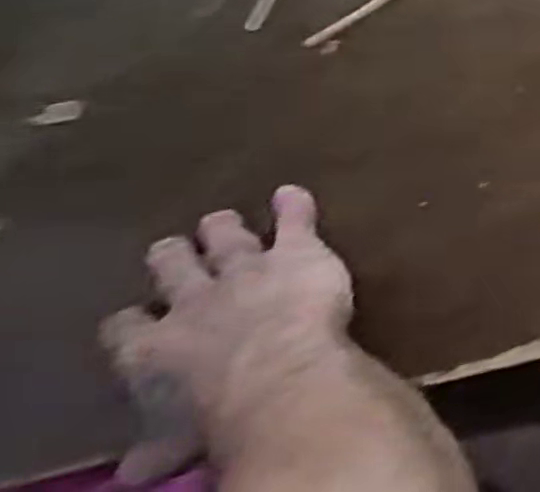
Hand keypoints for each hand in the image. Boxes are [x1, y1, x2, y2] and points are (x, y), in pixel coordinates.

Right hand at [98, 186, 353, 482]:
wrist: (277, 372)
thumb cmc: (224, 415)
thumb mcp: (175, 444)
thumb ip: (156, 450)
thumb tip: (137, 472)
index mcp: (153, 350)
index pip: (126, 328)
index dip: (132, 320)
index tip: (135, 314)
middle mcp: (194, 302)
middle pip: (174, 269)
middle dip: (173, 257)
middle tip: (172, 245)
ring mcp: (248, 270)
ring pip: (230, 240)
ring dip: (224, 228)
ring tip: (220, 217)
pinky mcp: (298, 252)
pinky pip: (295, 220)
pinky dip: (295, 204)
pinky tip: (293, 191)